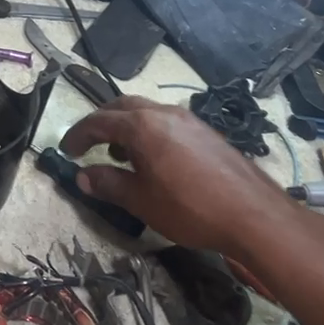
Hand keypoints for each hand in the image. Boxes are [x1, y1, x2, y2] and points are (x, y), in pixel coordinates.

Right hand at [60, 96, 297, 256]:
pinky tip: (156, 160)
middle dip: (101, 123)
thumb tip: (82, 176)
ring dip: (127, 127)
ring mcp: (188, 120)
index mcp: (140, 125)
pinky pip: (167, 122)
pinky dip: (150, 133)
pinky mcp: (207, 133)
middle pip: (121, 107)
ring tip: (123, 155)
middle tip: (90, 144)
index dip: (78, 135)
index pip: (97, 122)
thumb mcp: (140, 201)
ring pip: (146, 112)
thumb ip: (108, 184)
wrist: (256, 217)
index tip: (67, 150)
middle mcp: (162, 113)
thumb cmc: (190, 208)